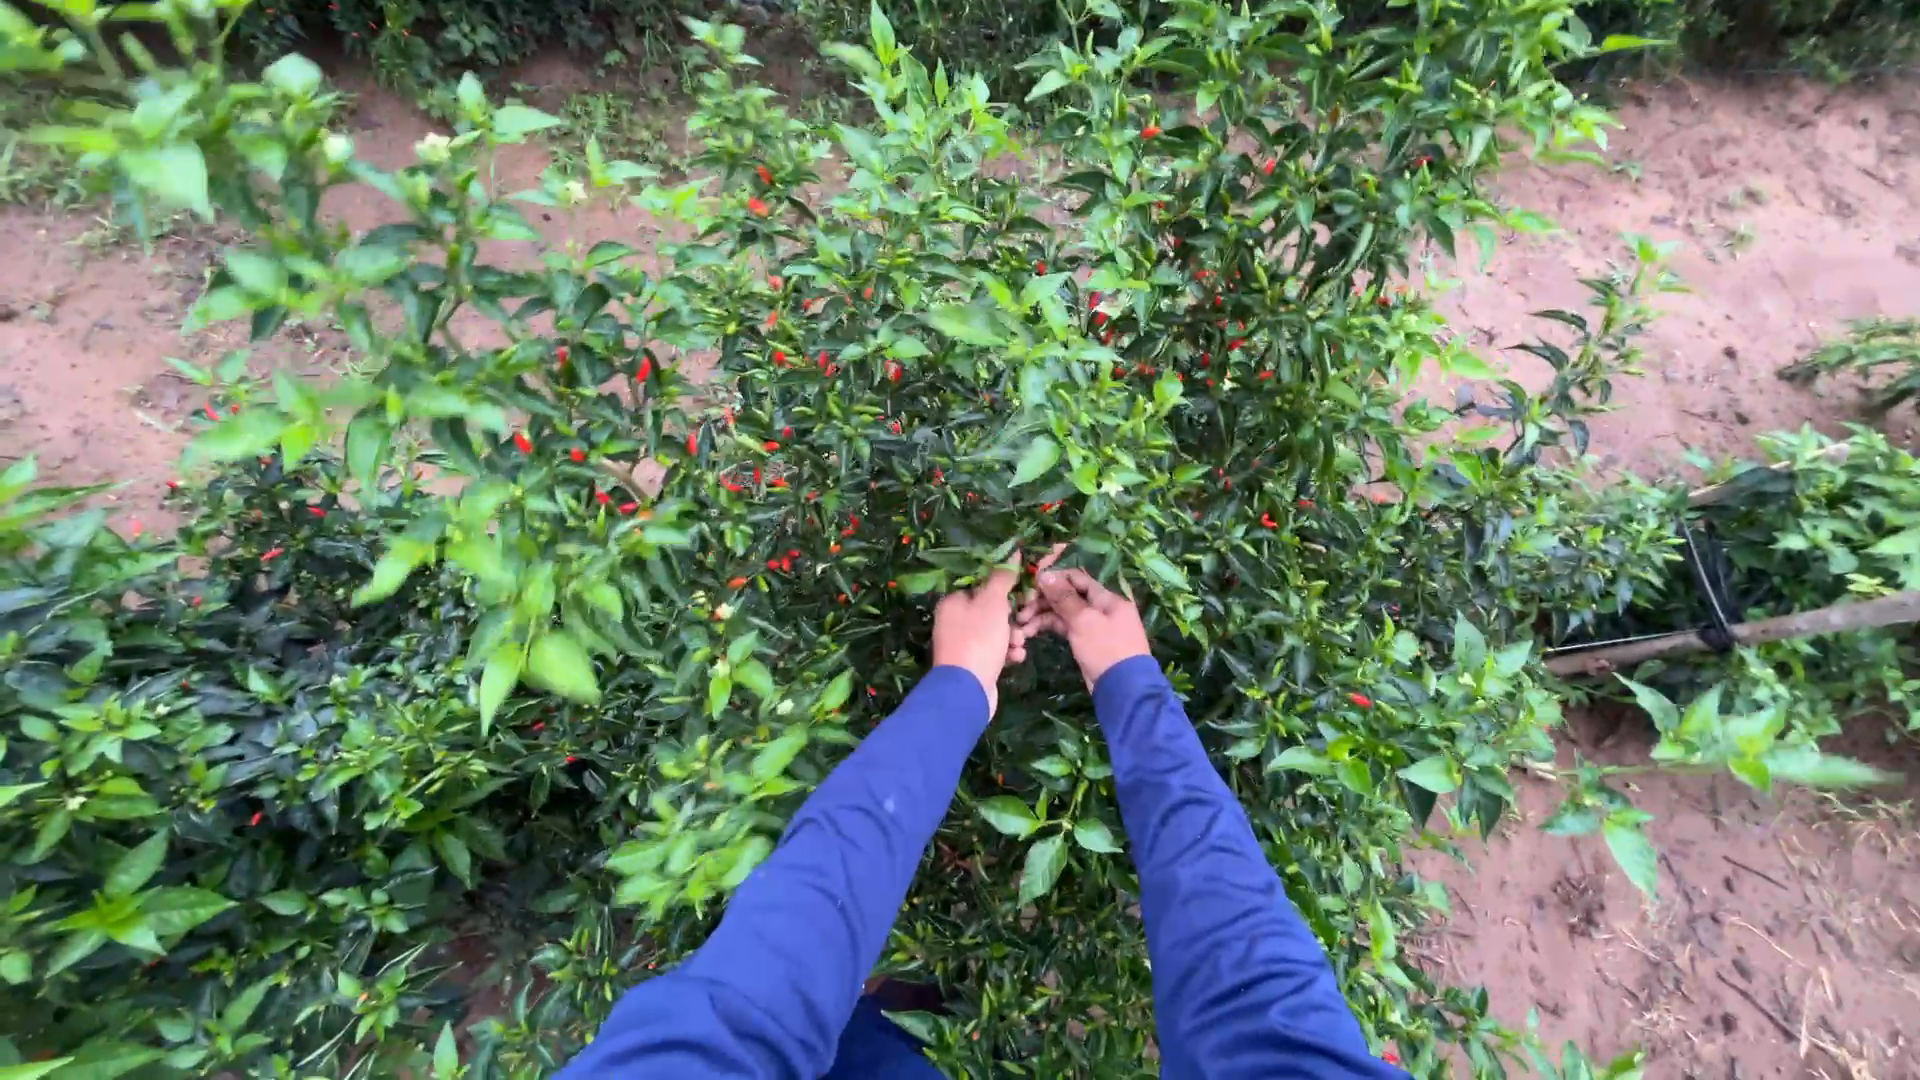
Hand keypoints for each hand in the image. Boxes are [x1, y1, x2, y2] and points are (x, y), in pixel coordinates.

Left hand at [930, 556, 1021, 715]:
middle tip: (1022, 623)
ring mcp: (962, 644)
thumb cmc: (978, 639)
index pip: (982, 586)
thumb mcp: (993, 603)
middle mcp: (954, 621)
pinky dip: (1007, 653)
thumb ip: (1002, 577)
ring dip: (1012, 637)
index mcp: (953, 602)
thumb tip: (1013, 550)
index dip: (1004, 589)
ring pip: (996, 632)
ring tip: (1017, 645)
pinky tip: (1014, 659)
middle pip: (991, 610)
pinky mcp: (973, 663)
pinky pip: (995, 651)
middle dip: (1012, 618)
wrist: (967, 691)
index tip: (1022, 595)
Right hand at [1014, 566, 1152, 690]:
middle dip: (1043, 600)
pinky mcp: (1085, 641)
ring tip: (1022, 625)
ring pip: (1063, 612)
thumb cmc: (1106, 649)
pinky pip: (1065, 626)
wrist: (1123, 690)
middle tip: (1021, 610)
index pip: (1076, 577)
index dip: (1053, 578)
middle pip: (1068, 595)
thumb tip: (1044, 574)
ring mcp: (1093, 625)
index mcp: (1107, 597)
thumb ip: (1064, 597)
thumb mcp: (1084, 621)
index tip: (1031, 584)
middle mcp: (1100, 607)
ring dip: (1042, 615)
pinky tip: (1031, 631)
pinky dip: (1049, 626)